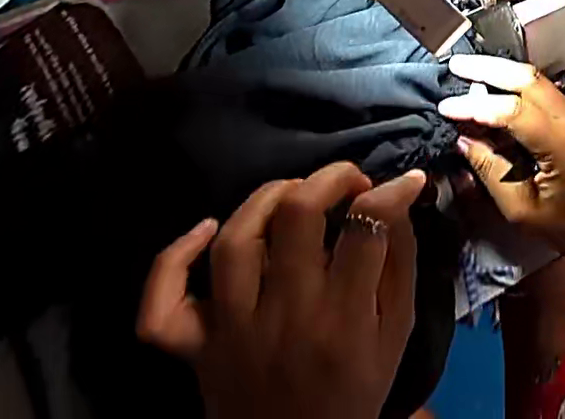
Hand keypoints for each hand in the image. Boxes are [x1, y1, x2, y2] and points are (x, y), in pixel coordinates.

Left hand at [136, 163, 426, 418]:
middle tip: (349, 182)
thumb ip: (401, 257)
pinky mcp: (193, 350)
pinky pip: (161, 306)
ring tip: (295, 193)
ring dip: (269, 198)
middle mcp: (286, 315)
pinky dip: (174, 258)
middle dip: (330, 178)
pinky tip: (207, 229)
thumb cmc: (357, 386)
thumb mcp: (397, 326)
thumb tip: (399, 192)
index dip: (390, 190)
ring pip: (235, 242)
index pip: (366, 226)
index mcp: (345, 316)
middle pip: (296, 216)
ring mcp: (231, 332)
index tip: (403, 183)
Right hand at [438, 54, 564, 260]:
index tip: (446, 107)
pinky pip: (541, 90)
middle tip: (456, 65)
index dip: (477, 106)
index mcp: (563, 142)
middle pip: (528, 79)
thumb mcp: (519, 207)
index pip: (514, 110)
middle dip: (489, 69)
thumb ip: (490, 169)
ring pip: (534, 79)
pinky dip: (513, 86)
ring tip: (467, 71)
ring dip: (500, 73)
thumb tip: (463, 138)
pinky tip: (490, 88)